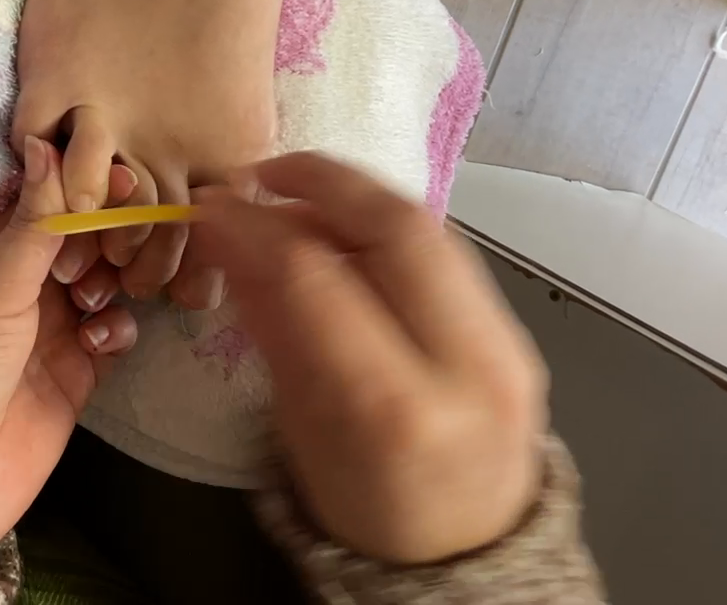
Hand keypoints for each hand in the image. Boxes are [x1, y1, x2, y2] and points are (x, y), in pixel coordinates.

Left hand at [0, 137, 138, 569]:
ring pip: (110, 276)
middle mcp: (30, 278)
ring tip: (93, 298)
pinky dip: (118, 325)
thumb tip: (44, 141)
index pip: (51, 198)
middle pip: (88, 234)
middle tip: (109, 251)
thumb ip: (33, 222)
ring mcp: (57, 322)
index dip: (86, 186)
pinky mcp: (81, 367)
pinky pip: (117, 327)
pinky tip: (100, 340)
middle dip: (107, 234)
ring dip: (114, 277)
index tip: (121, 181)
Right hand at [14, 0, 287, 309]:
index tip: (165, 273)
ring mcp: (108, 109)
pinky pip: (31, 154)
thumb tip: (195, 148)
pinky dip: (30, 172)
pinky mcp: (51, 70)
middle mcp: (175, 141)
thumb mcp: (245, 45)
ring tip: (66, 239)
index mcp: (237, 137)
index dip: (185, 267)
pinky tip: (32, 168)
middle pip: (145, 240)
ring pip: (82, 214)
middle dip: (127, 263)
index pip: (211, 242)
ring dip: (73, 233)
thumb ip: (219, 109)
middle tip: (108, 266)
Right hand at [192, 153, 547, 563]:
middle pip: (397, 228)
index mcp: (395, 407)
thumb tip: (227, 235)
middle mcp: (467, 366)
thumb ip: (267, 319)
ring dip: (351, 191)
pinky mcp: (515, 329)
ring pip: (428, 225)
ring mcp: (506, 343)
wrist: (467, 554)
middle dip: (319, 178)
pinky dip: (380, 219)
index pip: (313, 278)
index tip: (210, 207)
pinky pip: (441, 247)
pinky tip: (341, 223)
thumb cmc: (359, 499)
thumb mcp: (293, 415)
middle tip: (261, 173)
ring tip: (294, 189)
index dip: (250, 226)